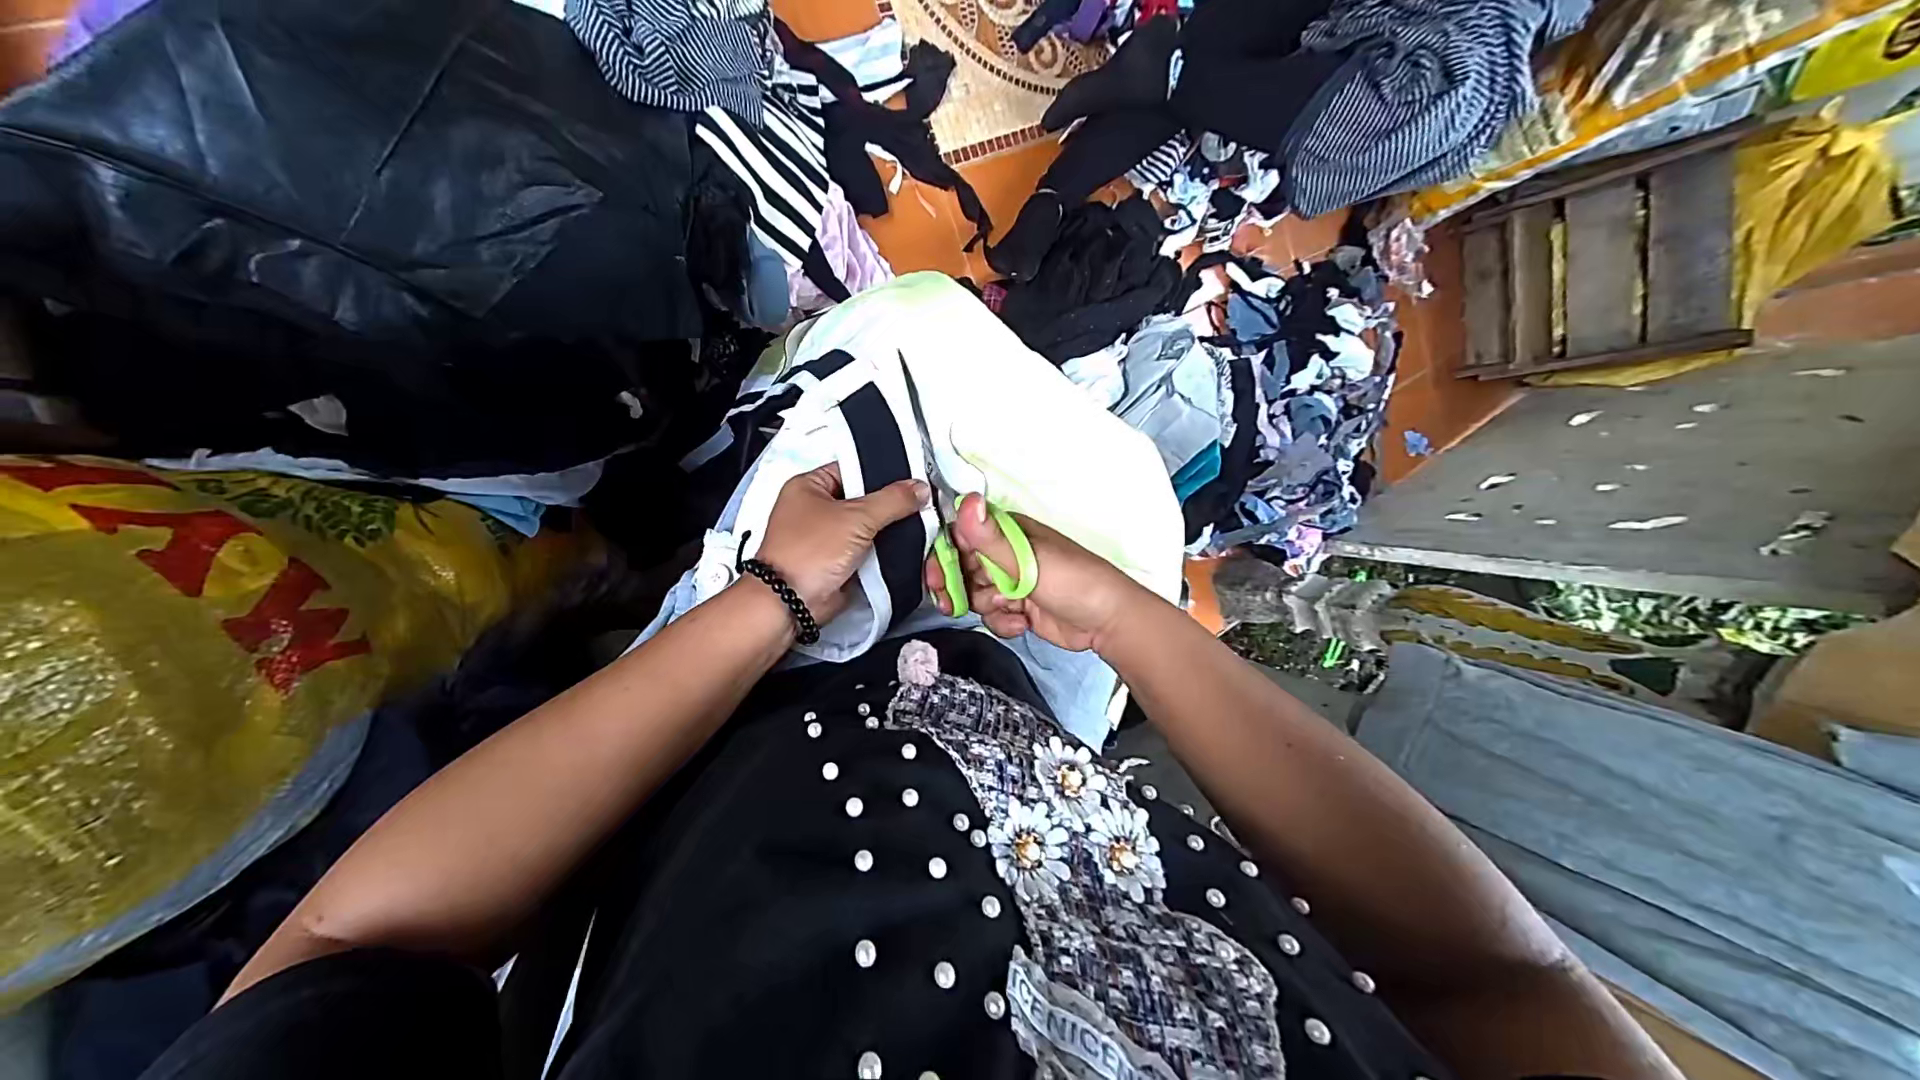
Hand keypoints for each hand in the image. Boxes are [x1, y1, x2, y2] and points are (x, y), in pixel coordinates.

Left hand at [755, 464, 928, 623]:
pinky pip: (866, 550)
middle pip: (863, 499)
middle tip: (918, 503)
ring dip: (887, 530)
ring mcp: (826, 537)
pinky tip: (904, 546)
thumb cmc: (809, 552)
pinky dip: (881, 551)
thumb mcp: (856, 517)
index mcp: (809, 486)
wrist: (792, 603)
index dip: (881, 473)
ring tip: (917, 523)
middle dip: (888, 505)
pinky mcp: (837, 562)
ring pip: (866, 527)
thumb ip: (892, 500)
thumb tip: (919, 488)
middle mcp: (815, 509)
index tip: (910, 478)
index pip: (852, 469)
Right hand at [926, 493, 1149, 653]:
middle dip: (957, 588)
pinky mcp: (1018, 607)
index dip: (944, 558)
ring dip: (985, 607)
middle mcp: (1005, 554)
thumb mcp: (1026, 559)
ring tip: (1009, 608)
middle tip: (953, 604)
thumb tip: (965, 501)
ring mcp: (1012, 581)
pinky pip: (992, 615)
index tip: (937, 578)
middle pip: (961, 569)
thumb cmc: (1072, 581)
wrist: (1106, 621)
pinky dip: (1003, 622)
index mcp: (1006, 532)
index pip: (960, 538)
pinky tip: (1023, 623)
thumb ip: (989, 538)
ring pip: (975, 595)